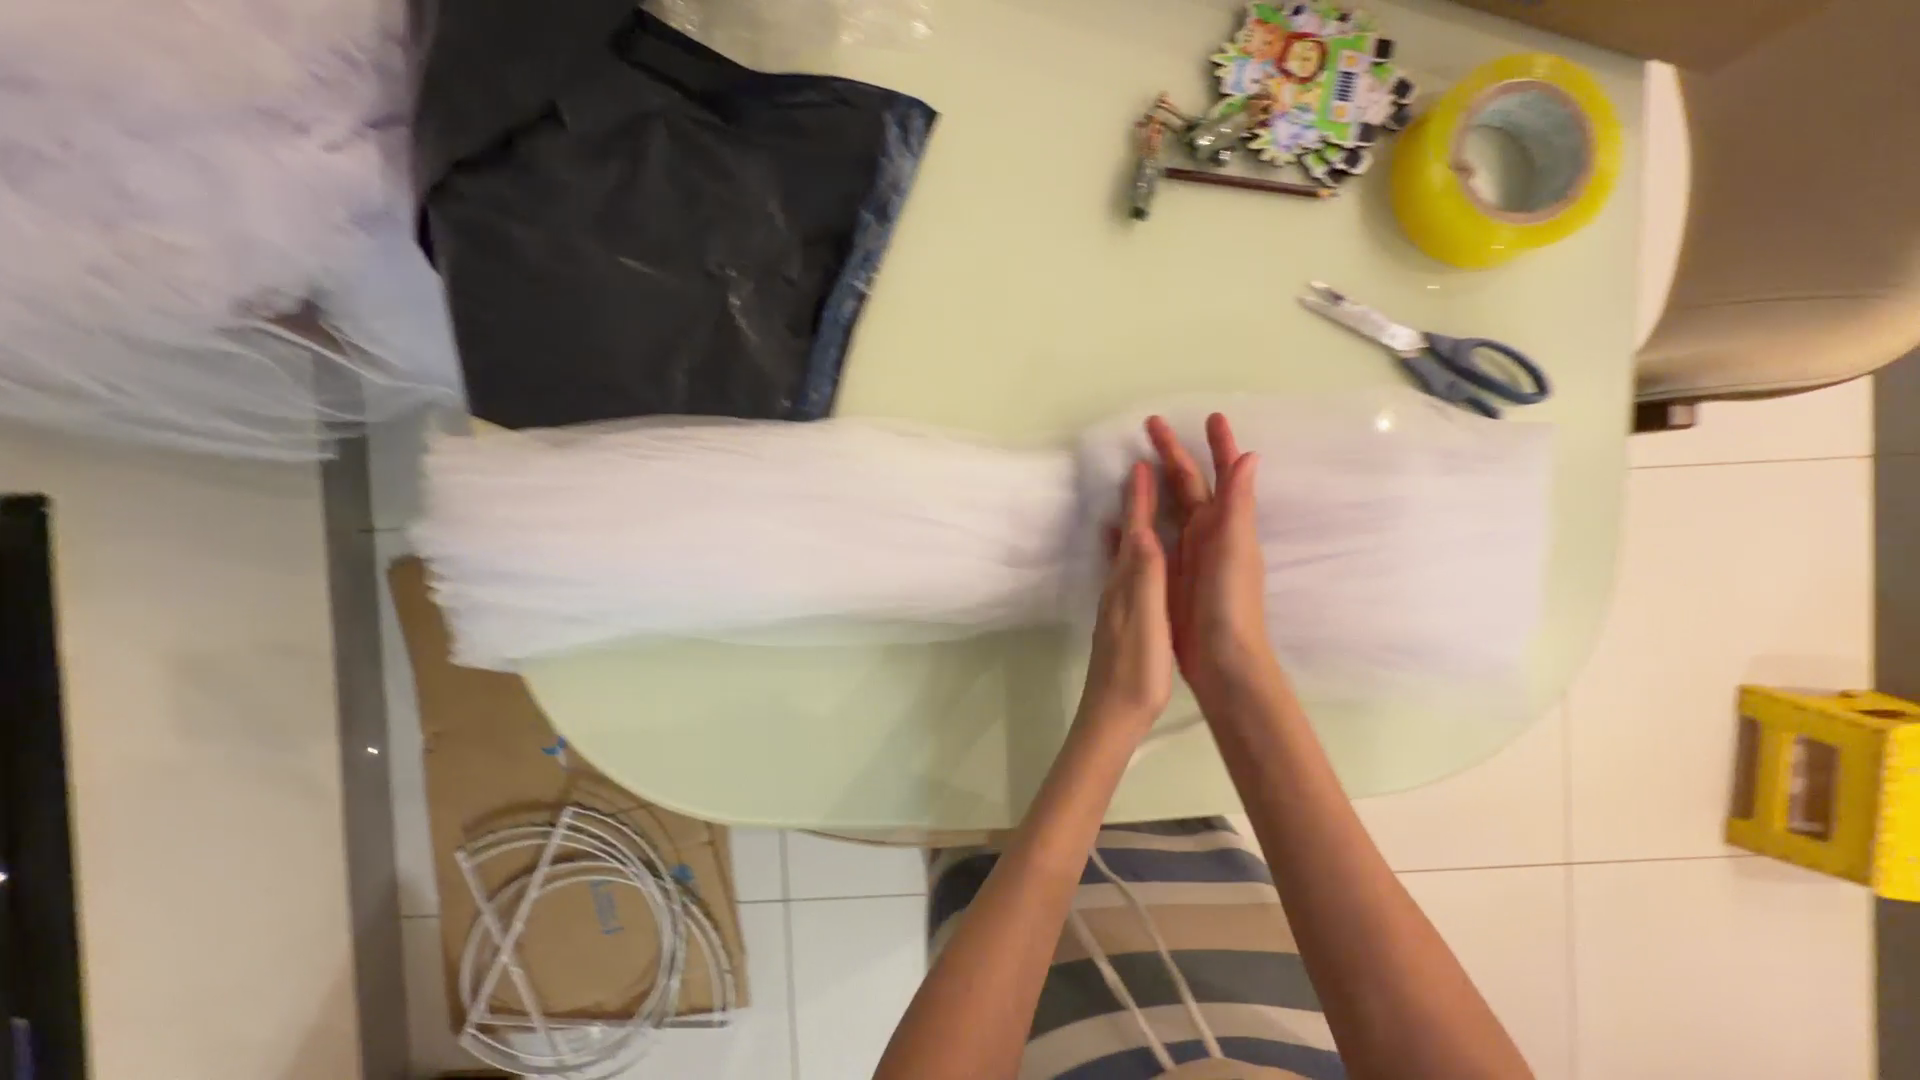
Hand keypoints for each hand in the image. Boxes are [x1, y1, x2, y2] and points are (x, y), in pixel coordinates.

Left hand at [1077, 461, 1173, 732]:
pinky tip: (1133, 561)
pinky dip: (1134, 555)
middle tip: (1141, 470)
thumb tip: (1142, 531)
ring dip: (1133, 526)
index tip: (1143, 463)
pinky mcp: (1121, 623)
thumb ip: (1145, 579)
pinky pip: (1128, 574)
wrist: (1111, 715)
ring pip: (1125, 555)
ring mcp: (1116, 608)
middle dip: (1135, 504)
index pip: (1135, 533)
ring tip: (1138, 506)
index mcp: (1126, 586)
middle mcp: (1117, 590)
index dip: (1140, 500)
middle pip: (1126, 537)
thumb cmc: (1136, 673)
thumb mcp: (1146, 623)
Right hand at [1146, 413, 1273, 701]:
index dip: (1218, 445)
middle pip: (1187, 484)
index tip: (1210, 416)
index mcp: (1224, 523)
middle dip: (1172, 453)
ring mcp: (1188, 554)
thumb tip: (1248, 455)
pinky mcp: (1170, 575)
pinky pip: (1152, 537)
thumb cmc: (1232, 602)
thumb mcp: (1234, 548)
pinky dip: (1138, 521)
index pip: (1220, 473)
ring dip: (1155, 482)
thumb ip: (1237, 503)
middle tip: (1150, 425)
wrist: (1222, 659)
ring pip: (1169, 507)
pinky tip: (1120, 519)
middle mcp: (1207, 533)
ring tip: (1133, 462)